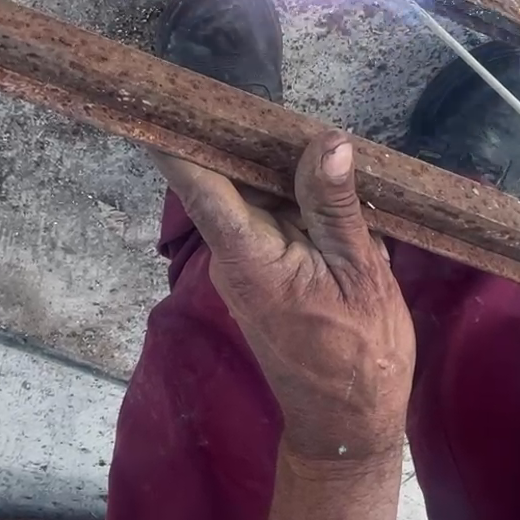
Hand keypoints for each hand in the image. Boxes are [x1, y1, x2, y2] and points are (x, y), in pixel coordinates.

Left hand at [151, 130, 414, 466]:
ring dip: (274, 166)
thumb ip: (336, 207)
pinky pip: (265, 216)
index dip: (175, 142)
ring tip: (307, 131)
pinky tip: (319, 176)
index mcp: (247, 255)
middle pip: (222, 180)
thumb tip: (328, 141)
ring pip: (247, 195)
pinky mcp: (260, 269)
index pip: (198, 186)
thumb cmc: (359, 354)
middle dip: (242, 138)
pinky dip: (288, 194)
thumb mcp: (361, 274)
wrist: (346, 425)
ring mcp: (242, 262)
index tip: (157, 100)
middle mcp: (231, 254)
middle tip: (264, 94)